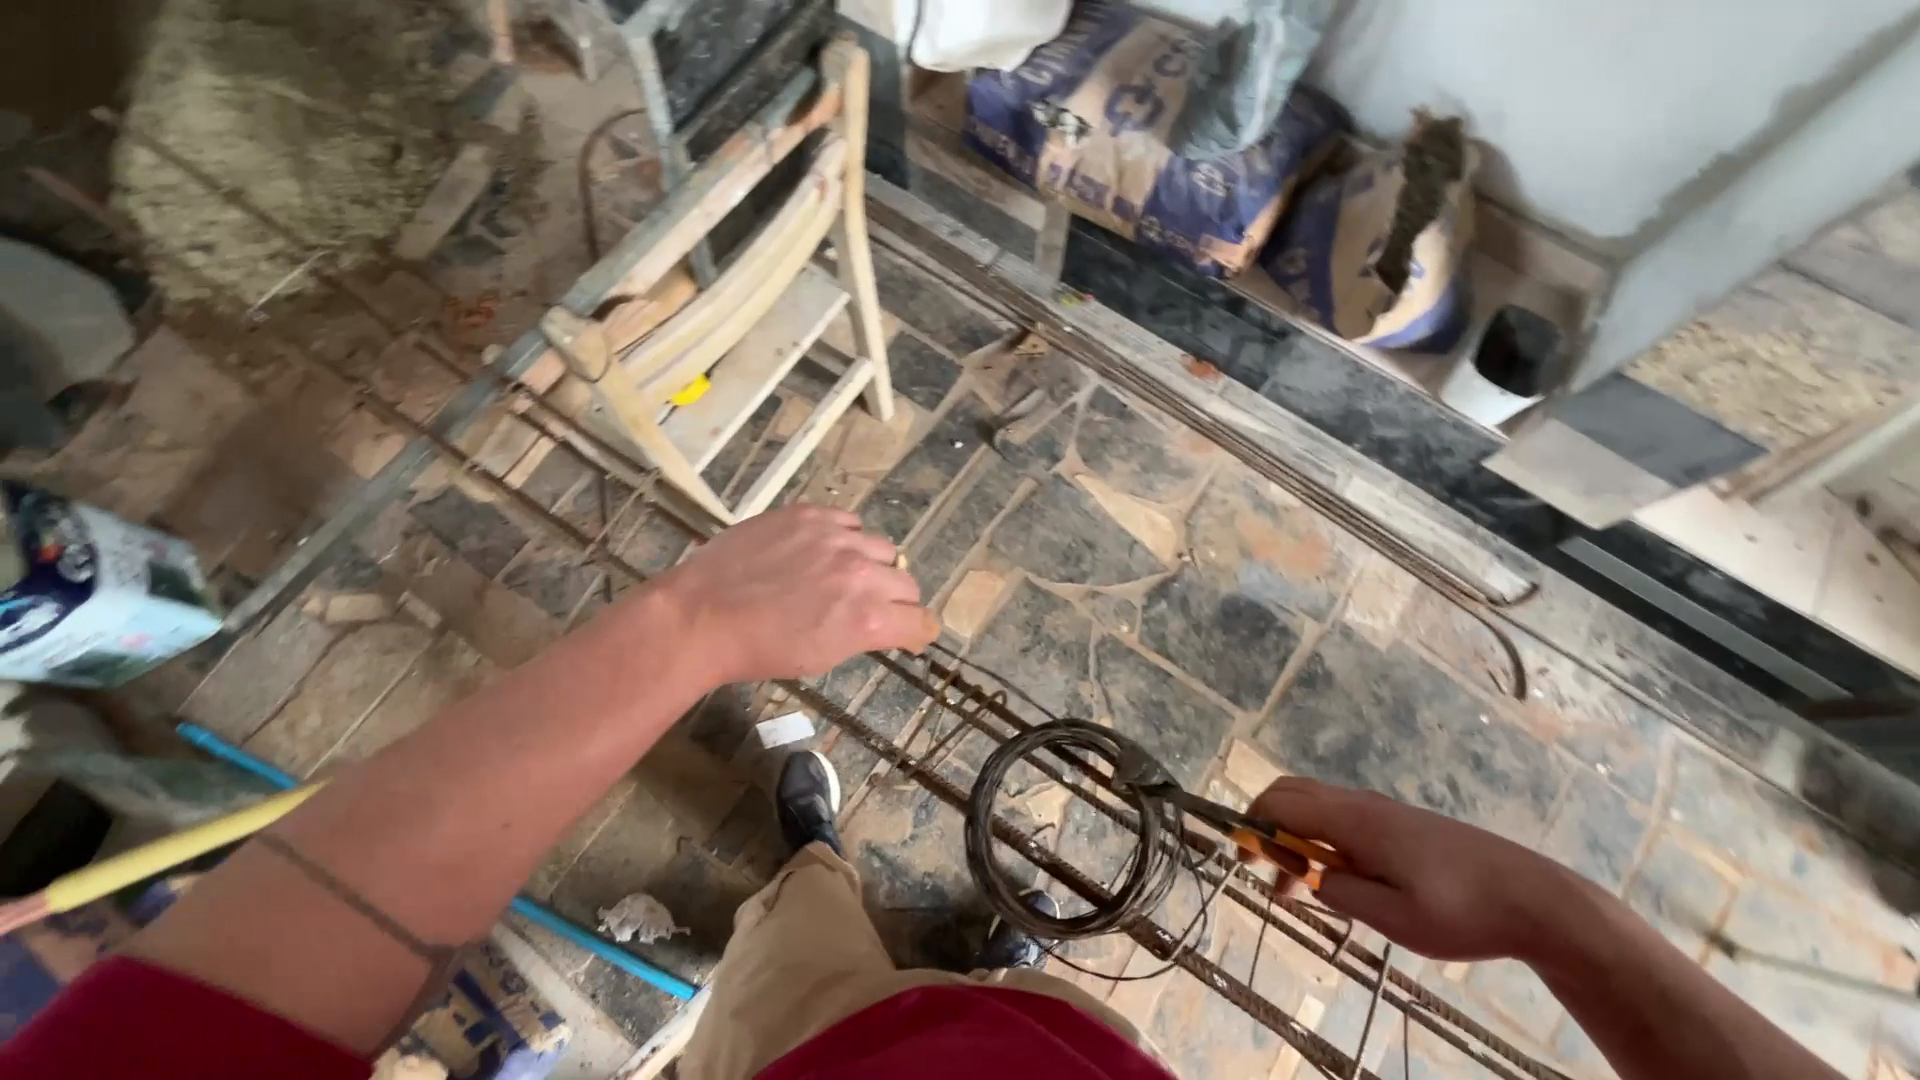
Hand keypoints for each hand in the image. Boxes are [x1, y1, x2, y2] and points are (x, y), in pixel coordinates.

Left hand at [649, 504, 939, 684]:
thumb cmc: (761, 650)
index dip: (918, 630)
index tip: (911, 632)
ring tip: (844, 575)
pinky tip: (824, 550)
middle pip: (907, 583)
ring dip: (874, 565)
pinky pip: (850, 521)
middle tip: (871, 606)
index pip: (921, 621)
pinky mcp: (810, 515)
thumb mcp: (824, 656)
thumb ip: (864, 634)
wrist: (703, 617)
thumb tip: (884, 623)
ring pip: (882, 548)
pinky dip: (847, 537)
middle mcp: (862, 574)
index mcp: (868, 618)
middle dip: (896, 600)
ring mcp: (836, 538)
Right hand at [1247, 777, 1579, 961]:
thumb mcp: (1396, 919)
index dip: (1253, 825)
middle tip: (1268, 873)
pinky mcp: (1400, 823)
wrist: (1538, 900)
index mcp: (1355, 821)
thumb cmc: (1464, 913)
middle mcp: (1362, 804)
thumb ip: (1342, 893)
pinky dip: (1321, 840)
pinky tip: (1337, 879)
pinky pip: (1342, 818)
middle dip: (1267, 826)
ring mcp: (1383, 810)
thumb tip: (1309, 877)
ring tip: (1297, 888)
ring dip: (1295, 837)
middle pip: (1292, 793)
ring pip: (1317, 806)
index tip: (1247, 862)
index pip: (1281, 802)